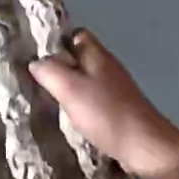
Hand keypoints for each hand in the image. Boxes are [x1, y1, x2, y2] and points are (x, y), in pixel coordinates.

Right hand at [30, 28, 178, 178]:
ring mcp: (116, 86)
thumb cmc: (105, 112)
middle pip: (81, 57)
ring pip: (87, 77)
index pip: (77, 34)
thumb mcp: (70, 89)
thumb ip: (51, 72)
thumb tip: (35, 61)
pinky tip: (73, 119)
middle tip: (38, 83)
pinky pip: (95, 97)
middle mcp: (107, 64)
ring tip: (50, 102)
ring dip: (71, 87)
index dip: (58, 41)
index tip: (37, 55)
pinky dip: (82, 103)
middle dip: (61, 66)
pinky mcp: (120, 106)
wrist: (143, 144)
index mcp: (96, 54)